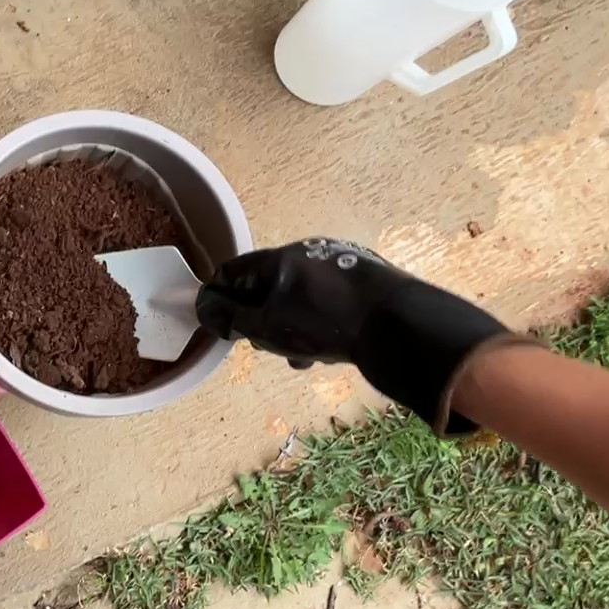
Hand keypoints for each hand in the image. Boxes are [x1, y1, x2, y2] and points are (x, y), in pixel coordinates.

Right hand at [196, 238, 526, 433]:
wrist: (402, 326)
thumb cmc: (323, 323)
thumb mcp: (265, 326)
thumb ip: (230, 318)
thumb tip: (206, 309)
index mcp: (277, 258)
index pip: (230, 272)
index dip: (218, 298)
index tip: (221, 325)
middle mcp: (306, 253)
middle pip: (263, 286)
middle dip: (257, 318)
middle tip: (263, 344)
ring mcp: (338, 264)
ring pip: (294, 298)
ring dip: (287, 326)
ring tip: (298, 355)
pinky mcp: (363, 280)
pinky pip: (323, 302)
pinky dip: (314, 324)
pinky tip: (324, 350)